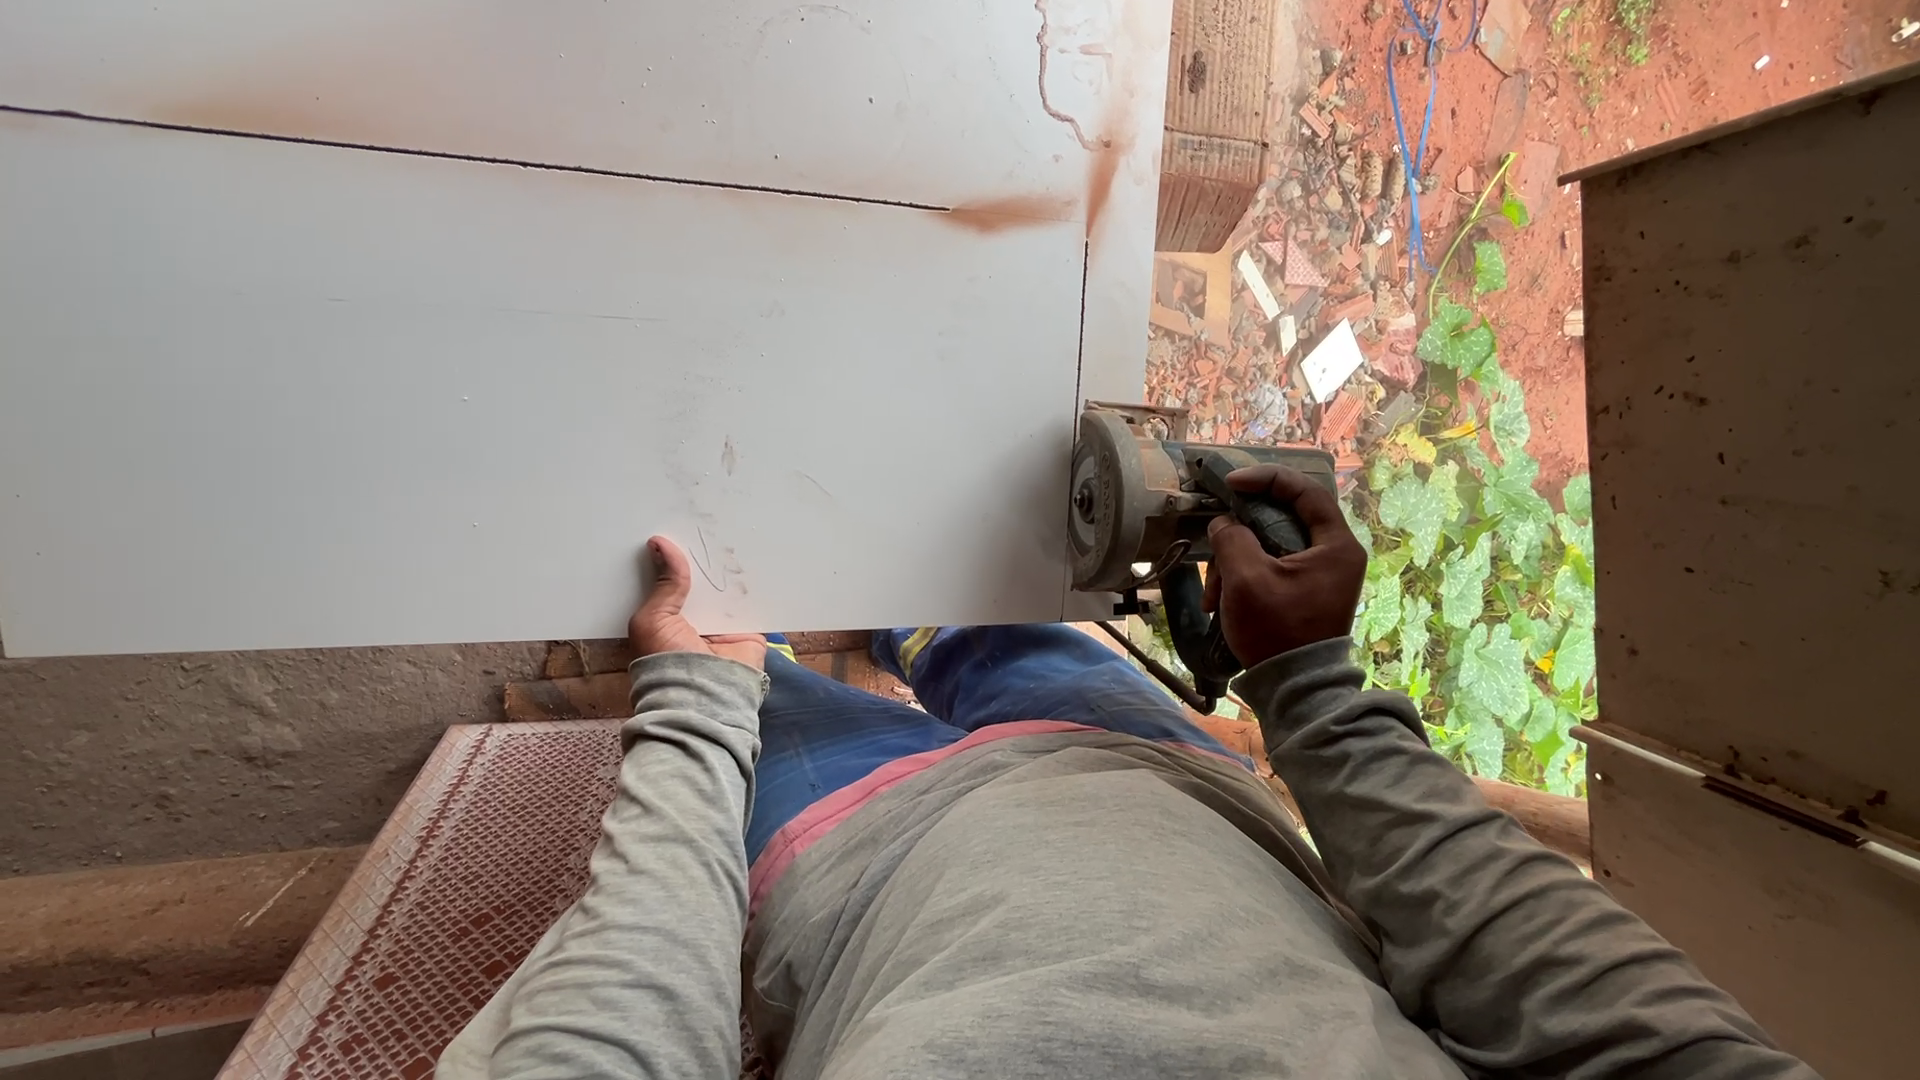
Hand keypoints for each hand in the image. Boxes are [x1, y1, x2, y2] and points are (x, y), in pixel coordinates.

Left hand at [629, 536, 767, 670]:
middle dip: (704, 559)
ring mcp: (723, 625)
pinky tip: (757, 557)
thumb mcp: (653, 619)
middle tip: (708, 524)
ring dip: (731, 568)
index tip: (679, 528)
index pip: (671, 581)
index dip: (675, 558)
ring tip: (733, 532)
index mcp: (667, 618)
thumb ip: (664, 584)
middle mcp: (695, 620)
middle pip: (702, 582)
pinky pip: (753, 602)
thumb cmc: (667, 661)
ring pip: (728, 589)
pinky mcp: (749, 630)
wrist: (704, 695)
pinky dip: (756, 585)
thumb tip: (659, 543)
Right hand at [1202, 465, 1367, 666]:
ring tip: (1212, 593)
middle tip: (1215, 541)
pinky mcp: (1303, 592)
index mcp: (1336, 545)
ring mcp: (1319, 575)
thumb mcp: (1247, 579)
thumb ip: (1232, 538)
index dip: (1265, 479)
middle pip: (1281, 519)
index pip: (1304, 490)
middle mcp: (1335, 554)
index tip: (1230, 484)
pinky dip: (1242, 577)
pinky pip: (1269, 568)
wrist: (1294, 688)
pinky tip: (1219, 601)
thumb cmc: (1276, 630)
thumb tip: (1224, 523)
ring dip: (1234, 561)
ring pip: (1269, 545)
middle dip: (1240, 532)